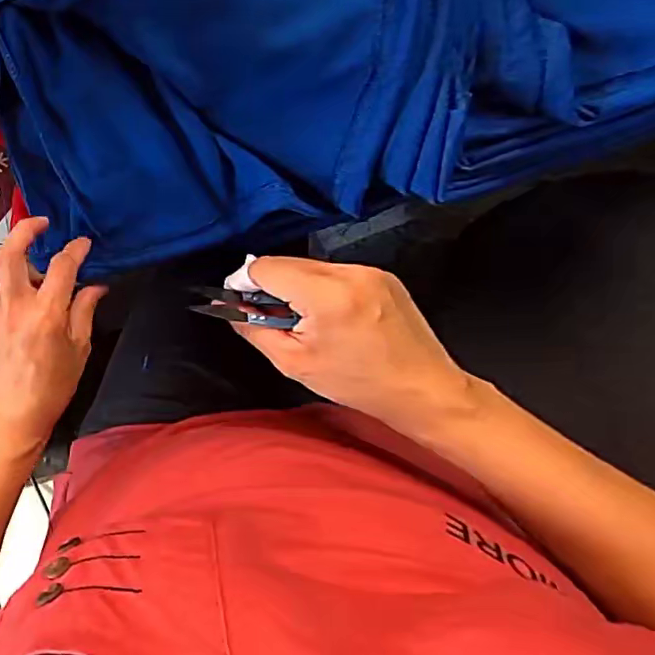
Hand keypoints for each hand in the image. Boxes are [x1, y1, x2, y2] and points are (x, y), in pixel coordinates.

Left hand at [0, 217, 108, 462]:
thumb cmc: (52, 385)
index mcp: (46, 313)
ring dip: (10, 250)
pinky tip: (22, 288)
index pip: (61, 266)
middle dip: (24, 230)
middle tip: (41, 224)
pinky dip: (6, 278)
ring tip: (30, 253)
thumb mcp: (79, 348)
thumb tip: (94, 285)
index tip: (83, 243)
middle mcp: (16, 305)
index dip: (75, 248)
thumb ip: (84, 310)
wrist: (14, 410)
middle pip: (11, 253)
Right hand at [232, 257, 480, 436]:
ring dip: (292, 286)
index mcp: (328, 295)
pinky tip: (324, 315)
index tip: (239, 302)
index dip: (243, 283)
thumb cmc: (360, 383)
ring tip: (301, 319)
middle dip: (268, 285)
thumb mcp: (291, 361)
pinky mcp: (380, 275)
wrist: (424, 391)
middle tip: (269, 316)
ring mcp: (370, 272)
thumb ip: (252, 327)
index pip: (264, 267)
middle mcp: (351, 274)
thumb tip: (229, 306)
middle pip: (284, 263)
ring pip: (306, 265)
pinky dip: (316, 287)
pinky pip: (330, 271)